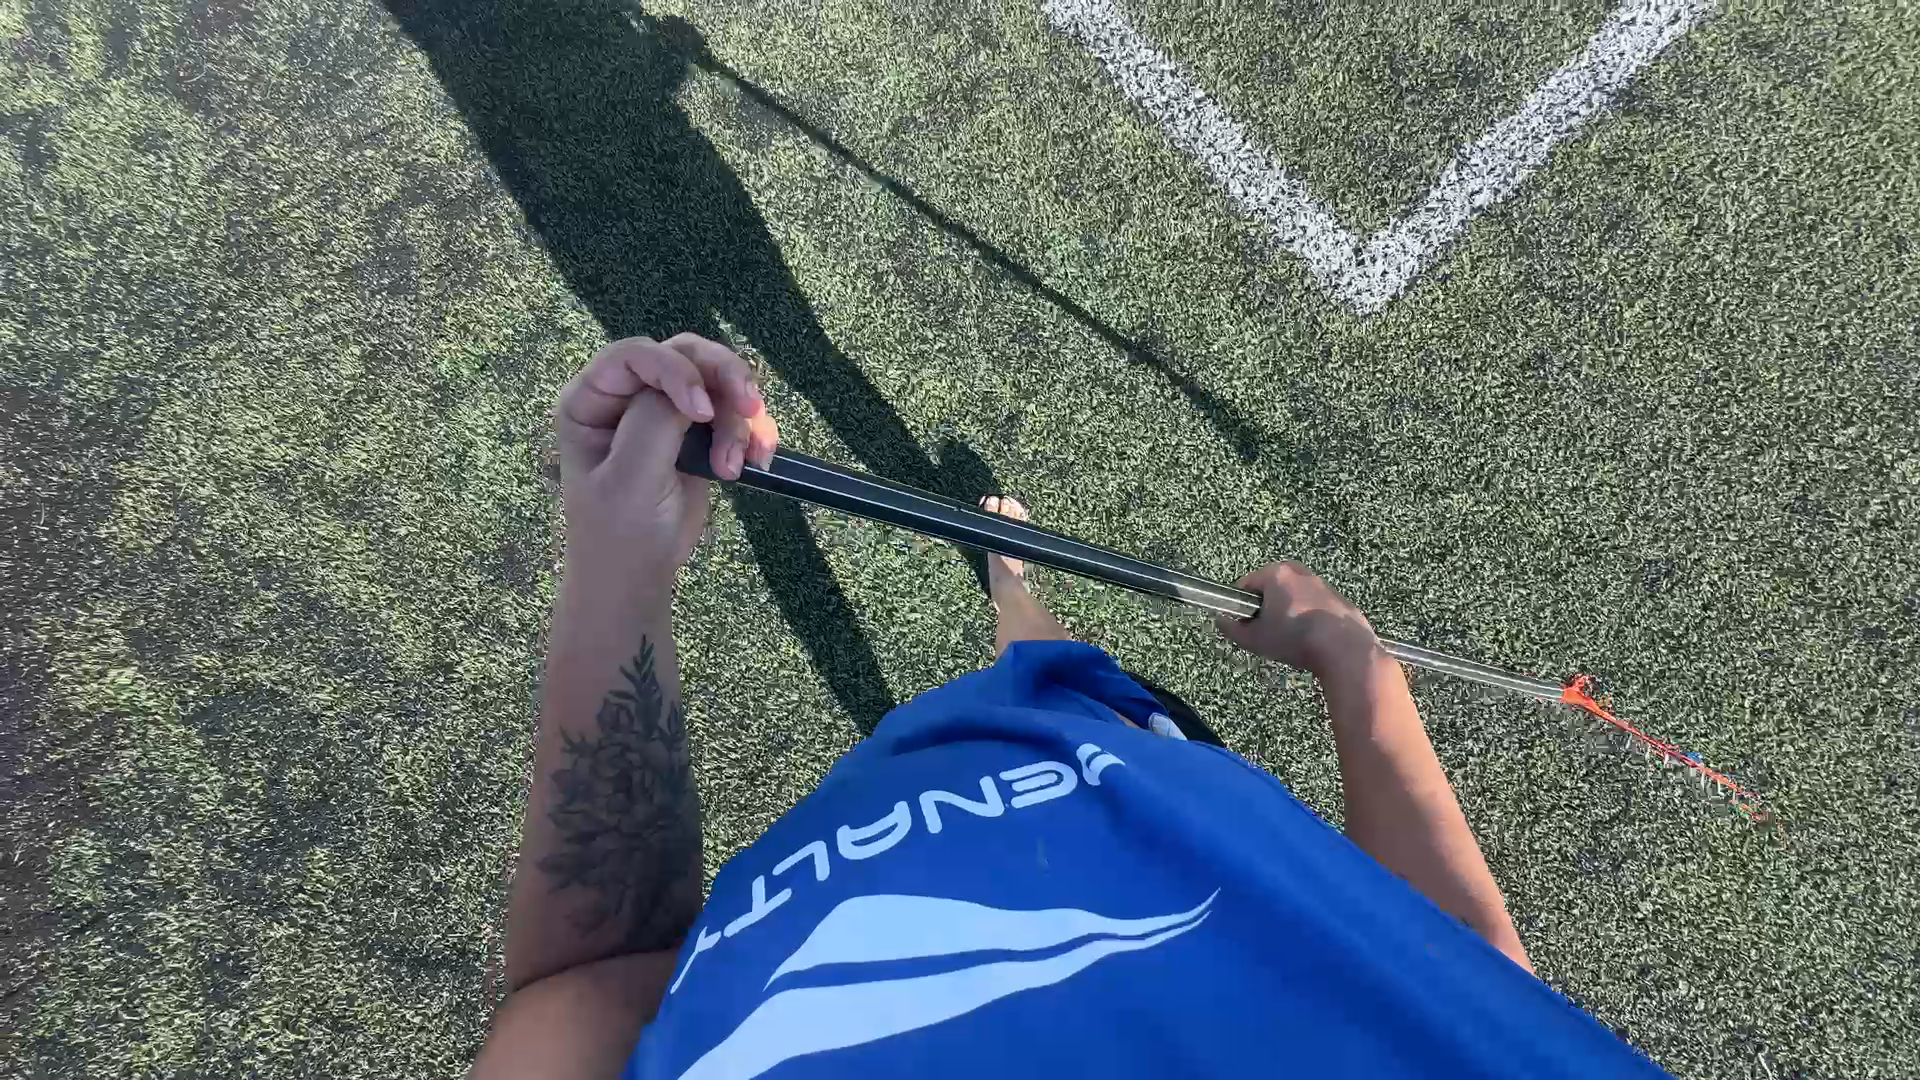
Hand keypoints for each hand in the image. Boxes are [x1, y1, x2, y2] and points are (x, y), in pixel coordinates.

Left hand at [554, 334, 778, 599]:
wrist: (640, 573)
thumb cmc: (619, 531)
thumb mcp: (630, 478)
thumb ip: (655, 423)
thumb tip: (695, 391)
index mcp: (593, 399)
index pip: (635, 355)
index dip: (675, 371)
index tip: (703, 411)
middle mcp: (629, 396)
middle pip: (686, 357)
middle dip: (724, 378)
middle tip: (750, 407)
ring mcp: (667, 414)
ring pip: (719, 384)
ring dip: (741, 419)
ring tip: (741, 464)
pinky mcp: (699, 435)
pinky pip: (736, 415)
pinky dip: (753, 433)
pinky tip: (757, 461)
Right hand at [1215, 561, 1381, 678]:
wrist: (1345, 651)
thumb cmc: (1294, 639)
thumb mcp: (1253, 639)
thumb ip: (1231, 628)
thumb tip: (1220, 621)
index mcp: (1276, 574)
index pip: (1247, 584)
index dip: (1241, 604)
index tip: (1244, 623)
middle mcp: (1300, 573)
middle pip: (1273, 587)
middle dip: (1268, 606)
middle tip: (1267, 630)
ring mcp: (1324, 586)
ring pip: (1297, 597)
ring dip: (1290, 612)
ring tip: (1290, 639)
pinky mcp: (1342, 602)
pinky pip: (1318, 608)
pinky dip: (1312, 620)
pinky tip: (1312, 641)